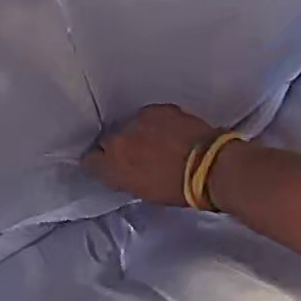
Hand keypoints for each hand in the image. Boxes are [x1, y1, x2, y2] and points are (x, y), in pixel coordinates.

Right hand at [81, 103, 215, 206]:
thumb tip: (122, 170)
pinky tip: (169, 130)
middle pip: (106, 140)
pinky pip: (147, 115)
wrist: (211, 167)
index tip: (110, 166)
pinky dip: (154, 122)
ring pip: (126, 125)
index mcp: (111, 167)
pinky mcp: (155, 109)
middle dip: (117, 146)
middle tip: (136, 154)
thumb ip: (123, 177)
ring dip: (135, 132)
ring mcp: (135, 122)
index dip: (99, 163)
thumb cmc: (178, 189)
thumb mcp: (142, 191)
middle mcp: (116, 141)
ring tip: (155, 141)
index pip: (89, 161)